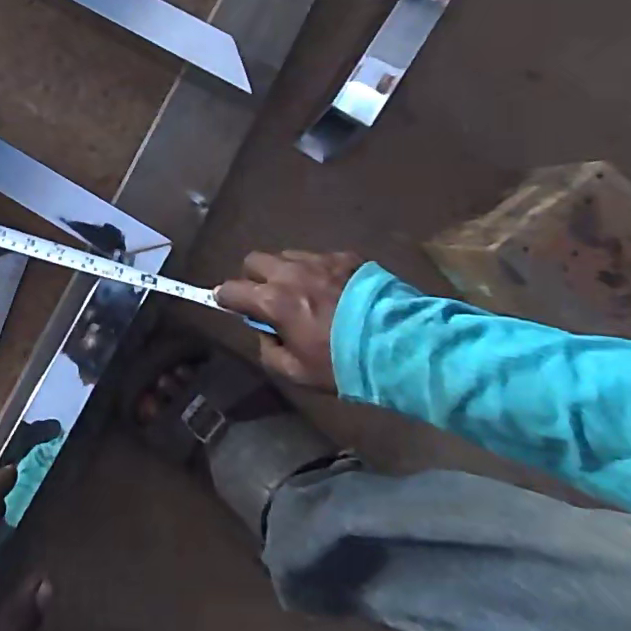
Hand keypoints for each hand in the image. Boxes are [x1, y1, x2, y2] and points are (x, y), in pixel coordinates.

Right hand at [215, 250, 361, 393]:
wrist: (404, 347)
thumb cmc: (345, 364)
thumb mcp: (298, 374)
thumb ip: (269, 352)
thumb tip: (264, 333)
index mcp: (273, 301)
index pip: (231, 290)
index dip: (226, 297)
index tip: (228, 304)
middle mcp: (288, 274)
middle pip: (253, 261)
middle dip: (254, 277)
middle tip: (269, 296)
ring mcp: (318, 261)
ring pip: (286, 257)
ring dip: (286, 272)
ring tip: (306, 291)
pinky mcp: (346, 258)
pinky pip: (320, 258)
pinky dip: (319, 271)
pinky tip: (336, 290)